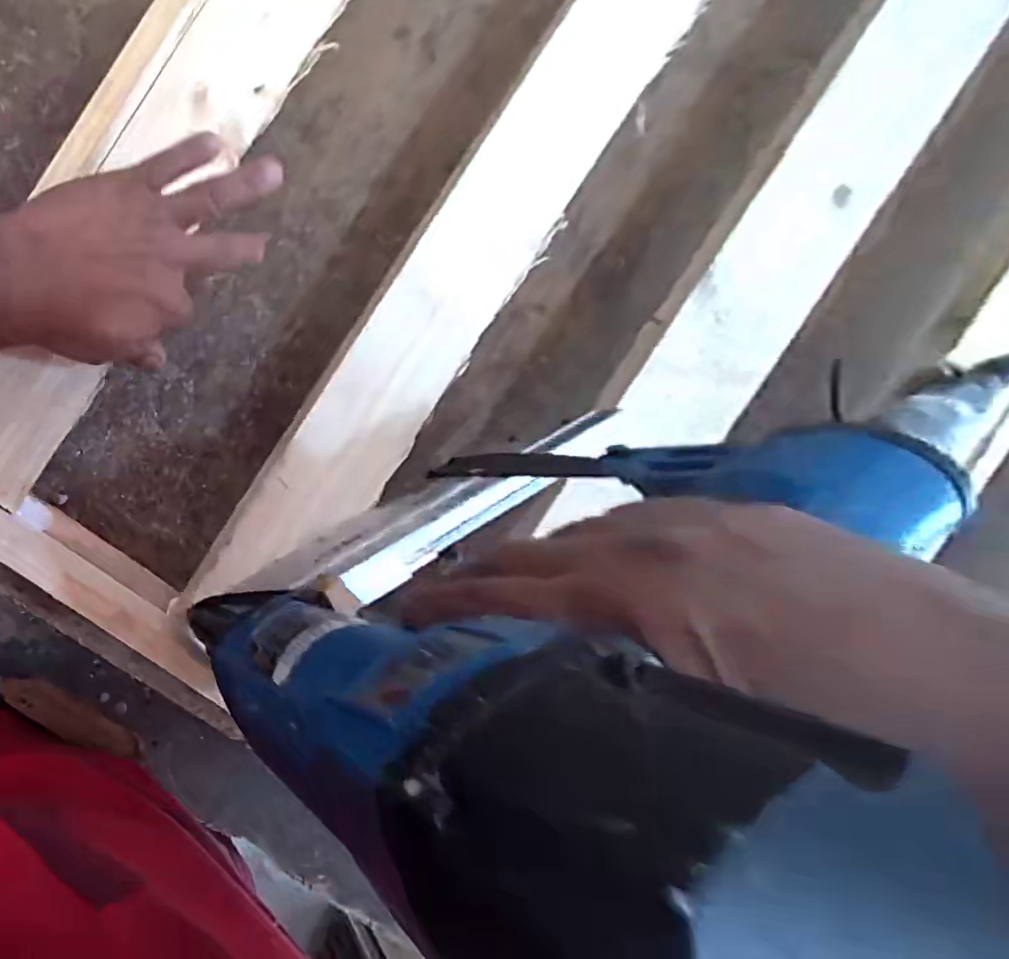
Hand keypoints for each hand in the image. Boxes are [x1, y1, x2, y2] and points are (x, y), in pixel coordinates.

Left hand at [0, 133, 284, 367]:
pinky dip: (192, 151)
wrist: (23, 275)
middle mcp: (172, 262)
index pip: (181, 308)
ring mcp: (155, 220)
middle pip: (217, 254)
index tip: (159, 308)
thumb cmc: (59, 319)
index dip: (170, 308)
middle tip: (260, 246)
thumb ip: (135, 348)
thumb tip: (158, 359)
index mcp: (165, 306)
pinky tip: (214, 143)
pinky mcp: (132, 187)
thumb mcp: (100, 346)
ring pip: (210, 200)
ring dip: (245, 186)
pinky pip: (169, 165)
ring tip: (275, 173)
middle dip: (241, 250)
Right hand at [400, 499, 1008, 762]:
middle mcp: (647, 540)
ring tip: (510, 591)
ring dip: (533, 562)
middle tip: (430, 606)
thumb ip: (594, 684)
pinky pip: (637, 521)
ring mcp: (698, 519)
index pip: (499, 591)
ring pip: (576, 533)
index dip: (438, 602)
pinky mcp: (745, 514)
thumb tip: (519, 684)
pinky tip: (603, 569)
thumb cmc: (856, 735)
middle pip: (524, 552)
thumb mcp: (701, 723)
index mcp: (630, 592)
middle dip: (467, 577)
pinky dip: (596, 546)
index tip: (394, 616)